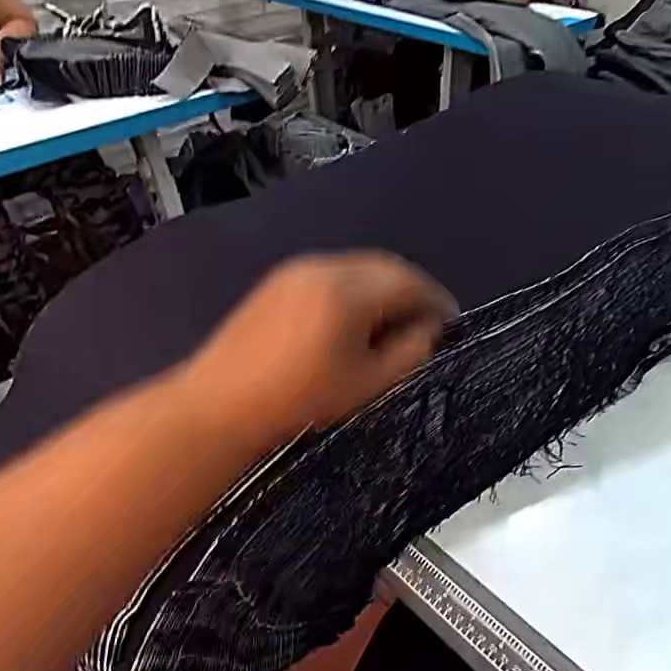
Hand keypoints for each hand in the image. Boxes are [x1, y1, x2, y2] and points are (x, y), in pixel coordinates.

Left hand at [172, 253, 457, 441]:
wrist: (220, 403)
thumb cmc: (298, 400)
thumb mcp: (368, 383)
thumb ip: (410, 351)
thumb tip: (428, 327)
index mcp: (348, 293)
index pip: (409, 282)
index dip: (436, 300)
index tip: (450, 320)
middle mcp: (324, 268)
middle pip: (386, 267)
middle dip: (413, 290)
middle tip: (428, 320)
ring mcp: (298, 270)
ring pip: (360, 268)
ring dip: (385, 288)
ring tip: (396, 321)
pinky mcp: (280, 280)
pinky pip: (334, 274)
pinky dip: (357, 289)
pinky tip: (358, 318)